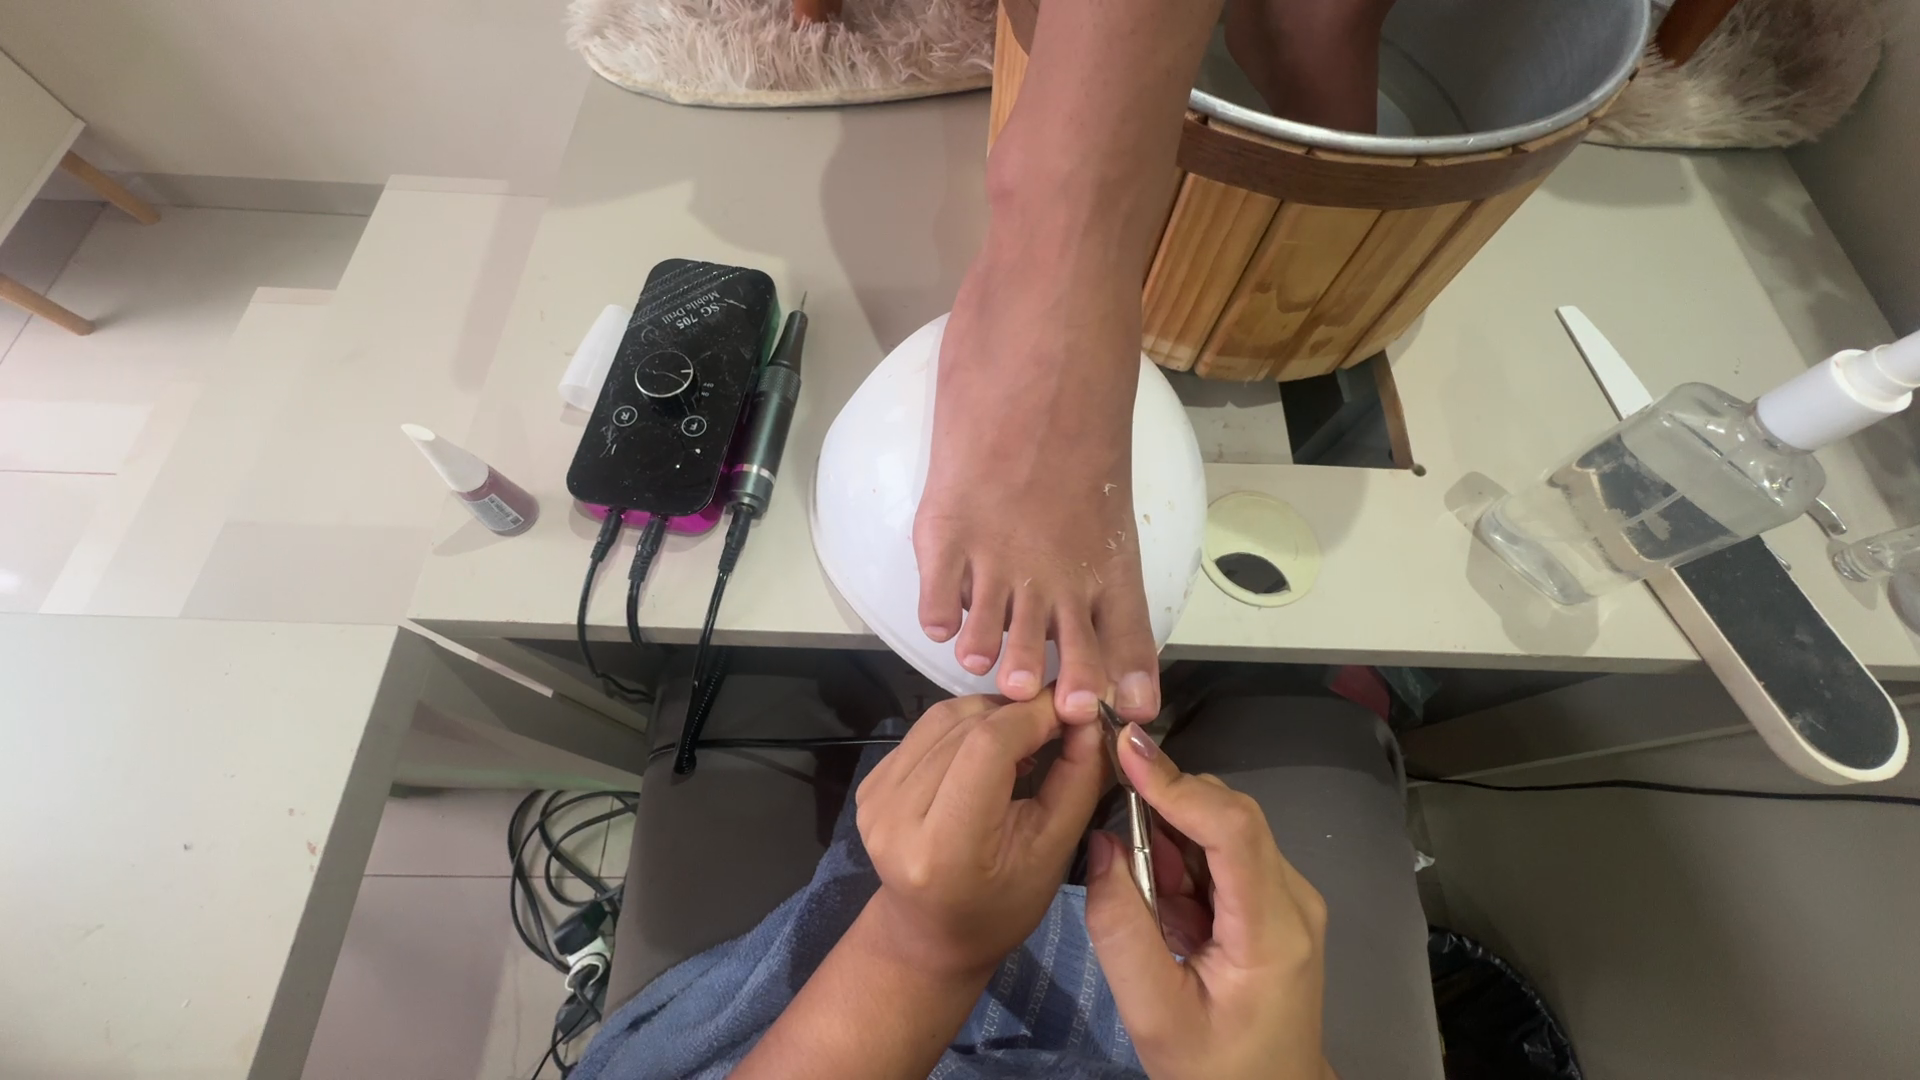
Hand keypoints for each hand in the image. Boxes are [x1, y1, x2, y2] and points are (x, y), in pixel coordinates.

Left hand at [855, 694, 1107, 977]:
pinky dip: (963, 725)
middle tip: (1054, 719)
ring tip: (1023, 735)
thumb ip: (1077, 780)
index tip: (1071, 708)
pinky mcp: (868, 782)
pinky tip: (985, 748)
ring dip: (990, 714)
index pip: (988, 747)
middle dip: (1016, 712)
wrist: (931, 933)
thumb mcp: (1054, 852)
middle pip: (965, 727)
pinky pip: (925, 729)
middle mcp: (896, 817)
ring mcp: (876, 798)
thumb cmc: (1003, 905)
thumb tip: (1089, 717)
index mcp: (944, 848)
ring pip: (943, 718)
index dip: (1033, 716)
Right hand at [1085, 724, 1334, 1079]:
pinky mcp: (1268, 894)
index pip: (1233, 828)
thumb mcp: (1153, 1015)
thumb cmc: (1215, 1071)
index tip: (1124, 748)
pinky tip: (1161, 898)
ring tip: (1143, 888)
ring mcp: (1284, 892)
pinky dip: (1177, 855)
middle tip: (1111, 820)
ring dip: (1167, 832)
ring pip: (1218, 822)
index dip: (1177, 782)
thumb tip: (1100, 843)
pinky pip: (1216, 847)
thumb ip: (1120, 928)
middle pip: (1226, 812)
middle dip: (1164, 802)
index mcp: (1273, 929)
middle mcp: (1291, 895)